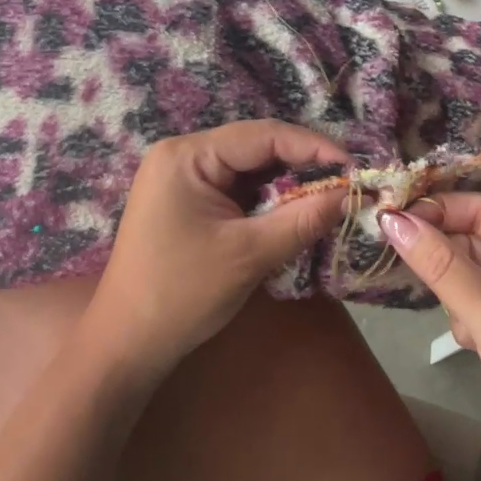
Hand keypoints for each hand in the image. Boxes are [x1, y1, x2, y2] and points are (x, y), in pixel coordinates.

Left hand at [90, 120, 352, 377]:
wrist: (126, 345)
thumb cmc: (182, 295)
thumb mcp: (249, 255)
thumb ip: (302, 219)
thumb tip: (351, 194)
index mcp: (187, 156)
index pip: (262, 135)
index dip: (312, 147)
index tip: (354, 167)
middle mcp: (181, 155)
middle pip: (255, 147)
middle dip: (302, 165)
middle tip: (347, 183)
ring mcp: (181, 178)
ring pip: (249, 168)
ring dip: (286, 184)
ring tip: (328, 197)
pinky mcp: (186, 201)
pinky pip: (236, 187)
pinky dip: (266, 199)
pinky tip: (294, 212)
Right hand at [380, 195, 480, 480]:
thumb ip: (444, 267)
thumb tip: (391, 219)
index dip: (440, 209)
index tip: (389, 218)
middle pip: (477, 238)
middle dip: (443, 252)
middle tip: (396, 257)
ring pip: (470, 271)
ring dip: (453, 291)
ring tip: (461, 324)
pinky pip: (474, 303)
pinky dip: (461, 316)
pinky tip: (468, 343)